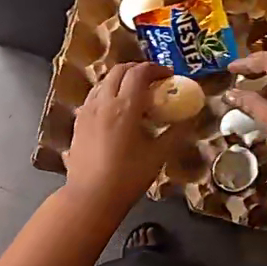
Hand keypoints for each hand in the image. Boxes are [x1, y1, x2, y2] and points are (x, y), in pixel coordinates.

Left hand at [64, 62, 178, 215]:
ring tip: (134, 93)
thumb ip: (174, 133)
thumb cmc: (128, 177)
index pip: (140, 73)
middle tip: (152, 80)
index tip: (168, 75)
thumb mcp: (158, 155)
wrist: (91, 196)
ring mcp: (87, 111)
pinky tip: (115, 110)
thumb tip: (188, 119)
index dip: (156, 69)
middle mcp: (103, 102)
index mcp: (125, 106)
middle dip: (137, 69)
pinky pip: (93, 97)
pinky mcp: (78, 122)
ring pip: (103, 82)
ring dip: (120, 80)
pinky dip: (107, 93)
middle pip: (119, 71)